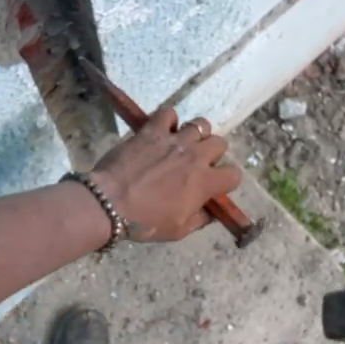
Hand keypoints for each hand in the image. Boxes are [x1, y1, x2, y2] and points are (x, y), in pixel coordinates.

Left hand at [88, 108, 241, 241]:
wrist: (110, 202)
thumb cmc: (145, 222)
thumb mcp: (177, 231)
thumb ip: (199, 219)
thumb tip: (209, 212)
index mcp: (205, 182)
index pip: (234, 174)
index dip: (227, 180)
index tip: (216, 184)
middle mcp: (195, 156)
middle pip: (220, 143)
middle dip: (213, 153)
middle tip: (198, 163)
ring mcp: (174, 140)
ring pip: (200, 124)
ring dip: (196, 134)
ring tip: (184, 142)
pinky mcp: (152, 130)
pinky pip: (168, 113)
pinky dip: (168, 119)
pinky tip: (162, 130)